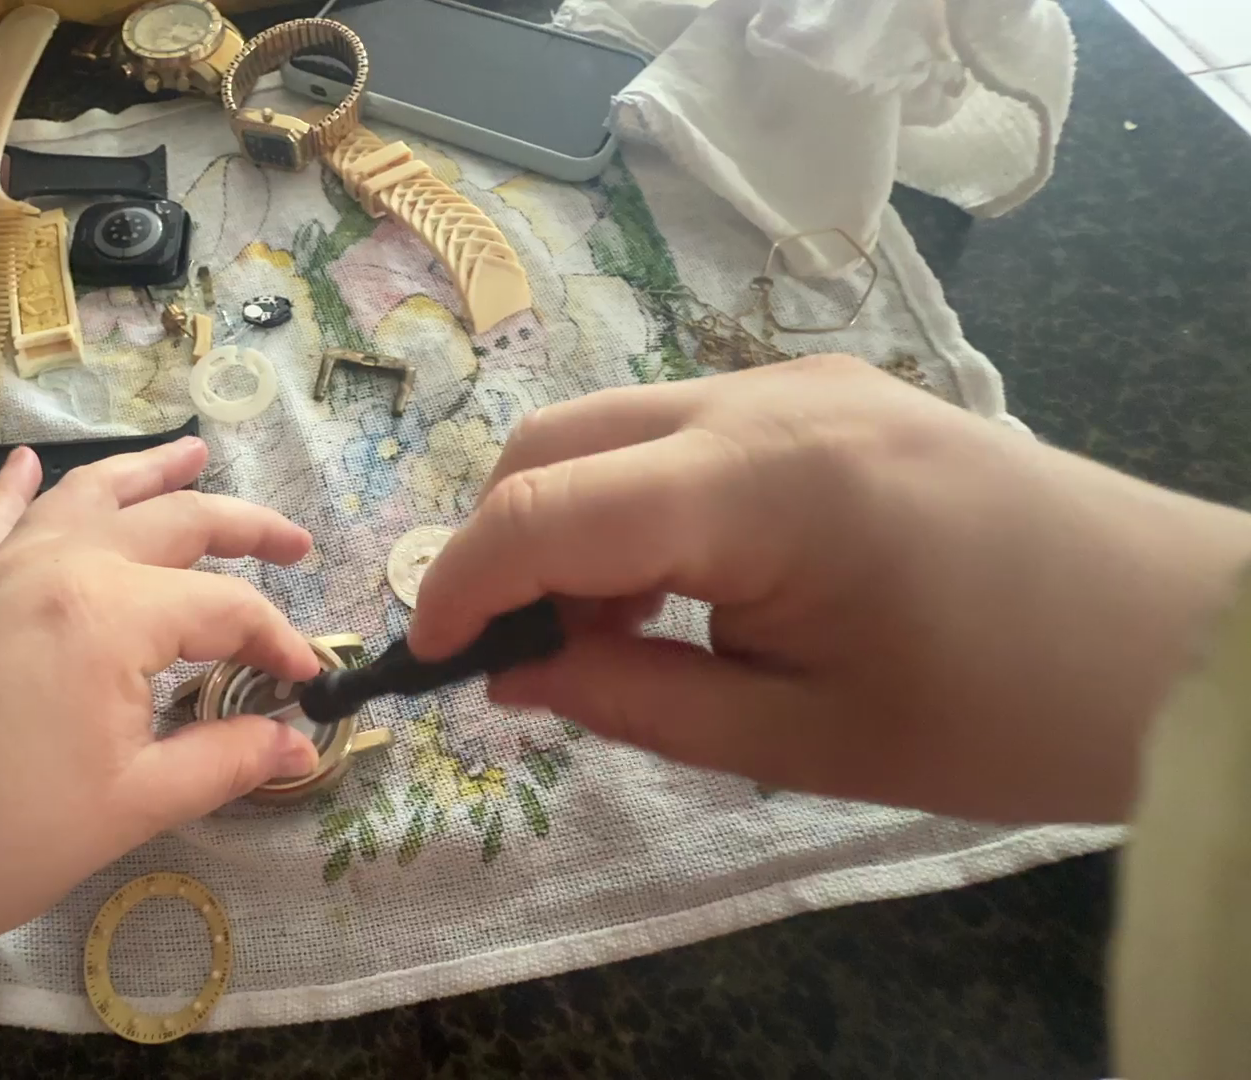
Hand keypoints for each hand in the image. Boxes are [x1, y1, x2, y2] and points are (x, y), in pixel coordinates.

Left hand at [0, 437, 320, 1024]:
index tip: (307, 683)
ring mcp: (1, 568)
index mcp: (112, 612)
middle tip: (298, 543)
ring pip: (91, 494)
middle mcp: (61, 564)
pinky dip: (21, 487)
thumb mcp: (130, 807)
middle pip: (176, 523)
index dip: (278, 643)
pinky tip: (32, 462)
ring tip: (195, 452)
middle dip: (248, 529)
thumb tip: (300, 743)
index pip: (227, 611)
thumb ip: (226, 760)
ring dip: (150, 472)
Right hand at [409, 356, 1250, 822]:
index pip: (545, 514)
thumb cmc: (1008, 712)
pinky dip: (614, 502)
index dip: (461, 585)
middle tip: (523, 642)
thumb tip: (509, 676)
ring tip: (608, 619)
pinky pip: (651, 432)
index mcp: (764, 485)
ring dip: (555, 522)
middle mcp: (756, 399)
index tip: (429, 656)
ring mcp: (782, 380)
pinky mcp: (801, 389)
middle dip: (496, 545)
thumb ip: (626, 700)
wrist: (1201, 636)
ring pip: (590, 429)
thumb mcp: (796, 740)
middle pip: (545, 444)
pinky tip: (667, 574)